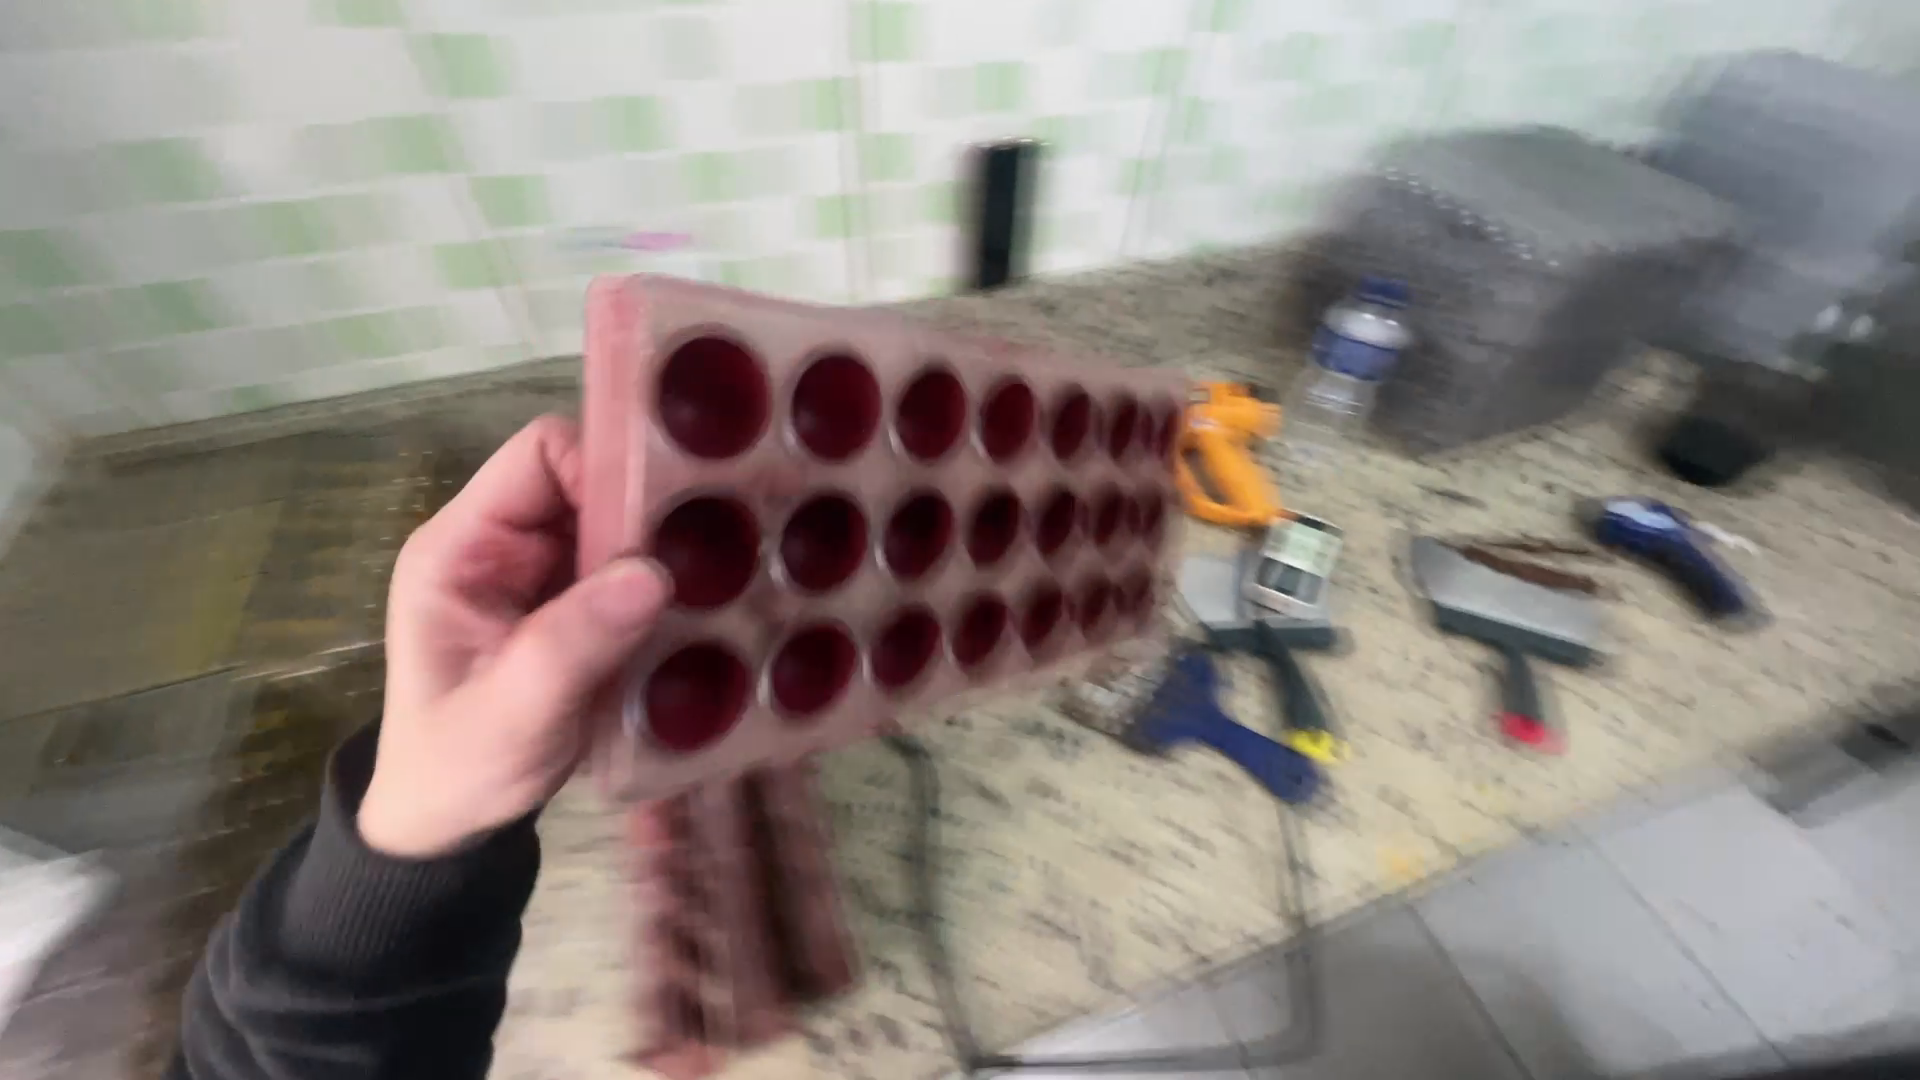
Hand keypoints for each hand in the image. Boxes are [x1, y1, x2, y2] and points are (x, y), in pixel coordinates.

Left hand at [363, 415, 668, 857]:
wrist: (452, 820)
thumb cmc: (460, 768)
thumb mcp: (510, 715)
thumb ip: (571, 644)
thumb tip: (652, 574)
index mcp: (464, 547)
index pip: (539, 456)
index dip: (604, 467)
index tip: (662, 520)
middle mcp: (506, 544)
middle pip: (590, 482)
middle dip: (650, 506)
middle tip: (712, 545)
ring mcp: (546, 573)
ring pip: (620, 522)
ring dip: (666, 544)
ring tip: (721, 573)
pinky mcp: (580, 603)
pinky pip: (633, 566)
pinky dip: (668, 579)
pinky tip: (703, 604)